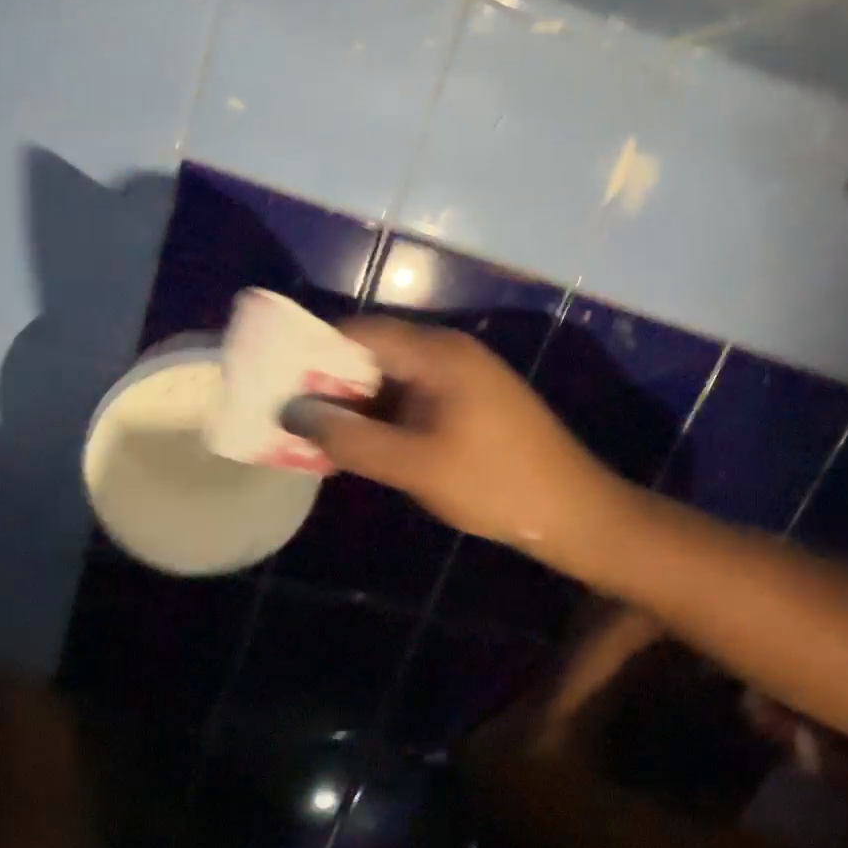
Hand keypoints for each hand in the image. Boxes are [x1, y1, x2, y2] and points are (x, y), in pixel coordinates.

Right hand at [283, 317, 609, 548]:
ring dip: (353, 405)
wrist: (574, 515)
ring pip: (390, 381)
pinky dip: (380, 419)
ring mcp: (461, 380)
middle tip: (284, 412)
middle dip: (328, 382)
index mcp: (439, 354)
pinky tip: (355, 446)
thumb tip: (292, 413)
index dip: (313, 350)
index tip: (273, 378)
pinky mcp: (466, 406)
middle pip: (373, 354)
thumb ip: (350, 438)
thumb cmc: (495, 484)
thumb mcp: (415, 465)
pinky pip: (410, 401)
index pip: (360, 332)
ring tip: (308, 432)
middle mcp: (449, 354)